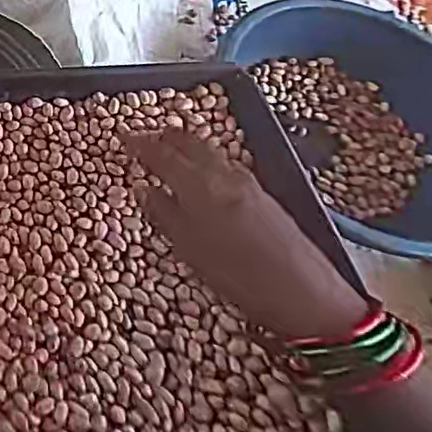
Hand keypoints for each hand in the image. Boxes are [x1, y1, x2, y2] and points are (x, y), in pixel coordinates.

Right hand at [128, 131, 370, 338]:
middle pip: (188, 142)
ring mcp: (246, 182)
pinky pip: (223, 162)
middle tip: (143, 140)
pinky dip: (204, 159)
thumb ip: (163, 213)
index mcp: (199, 185)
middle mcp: (223, 175)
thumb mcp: (188, 248)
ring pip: (208, 150)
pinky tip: (199, 174)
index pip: (161, 154)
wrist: (308, 295)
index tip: (123, 138)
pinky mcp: (261, 193)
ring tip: (167, 153)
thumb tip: (143, 188)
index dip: (139, 144)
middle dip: (163, 137)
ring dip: (185, 145)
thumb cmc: (239, 276)